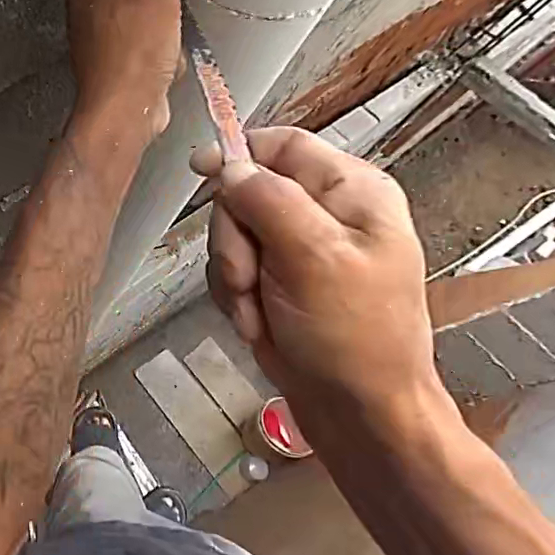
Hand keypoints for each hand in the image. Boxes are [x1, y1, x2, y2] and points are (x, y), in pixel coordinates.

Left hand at [67, 0, 181, 149]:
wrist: (125, 112)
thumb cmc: (132, 57)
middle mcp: (91, 13)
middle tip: (171, 9)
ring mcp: (103, 43)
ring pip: (151, 21)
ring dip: (168, 33)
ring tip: (166, 46)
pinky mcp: (117, 68)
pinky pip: (151, 52)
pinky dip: (163, 59)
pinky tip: (163, 67)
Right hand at [192, 127, 439, 412]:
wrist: (355, 408)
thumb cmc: (352, 334)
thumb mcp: (316, 258)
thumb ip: (271, 202)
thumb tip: (230, 166)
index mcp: (350, 193)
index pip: (284, 146)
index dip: (240, 152)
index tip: (200, 170)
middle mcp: (320, 214)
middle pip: (245, 195)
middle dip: (234, 239)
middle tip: (249, 278)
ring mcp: (294, 250)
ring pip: (230, 236)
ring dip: (233, 276)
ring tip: (260, 309)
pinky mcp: (272, 282)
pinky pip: (229, 270)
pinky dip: (234, 296)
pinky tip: (257, 320)